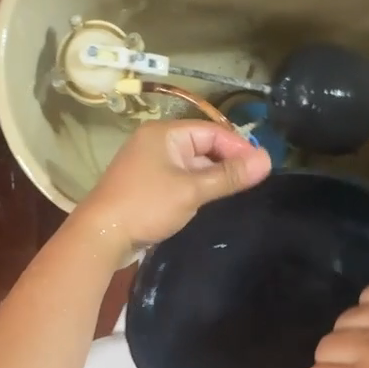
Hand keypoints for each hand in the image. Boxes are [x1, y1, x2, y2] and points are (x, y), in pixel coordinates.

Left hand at [70, 120, 270, 257]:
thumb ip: (229, 176)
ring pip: (191, 165)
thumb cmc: (146, 206)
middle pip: (202, 146)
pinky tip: (210, 202)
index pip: (211, 131)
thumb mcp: (192, 190)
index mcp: (164, 134)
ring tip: (237, 193)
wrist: (101, 236)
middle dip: (227, 162)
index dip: (239, 146)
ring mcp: (148, 165)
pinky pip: (179, 180)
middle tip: (253, 183)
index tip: (262, 167)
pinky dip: (196, 188)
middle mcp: (155, 143)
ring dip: (212, 177)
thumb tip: (267, 160)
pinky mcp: (146, 187)